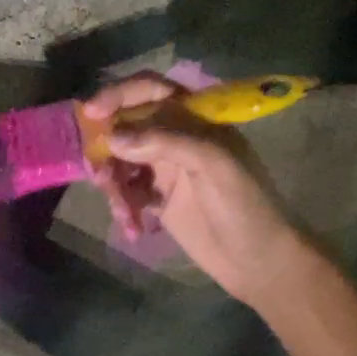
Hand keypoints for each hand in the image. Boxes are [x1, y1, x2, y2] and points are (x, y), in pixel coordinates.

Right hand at [85, 72, 303, 304]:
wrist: (263, 266)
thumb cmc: (246, 206)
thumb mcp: (213, 165)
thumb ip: (164, 142)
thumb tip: (114, 138)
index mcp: (193, 117)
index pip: (149, 89)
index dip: (119, 94)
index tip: (92, 112)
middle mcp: (174, 136)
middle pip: (126, 124)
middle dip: (107, 145)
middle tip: (99, 172)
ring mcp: (164, 167)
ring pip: (120, 159)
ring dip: (113, 181)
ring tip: (121, 209)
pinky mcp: (157, 198)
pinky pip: (126, 190)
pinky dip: (122, 205)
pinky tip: (131, 226)